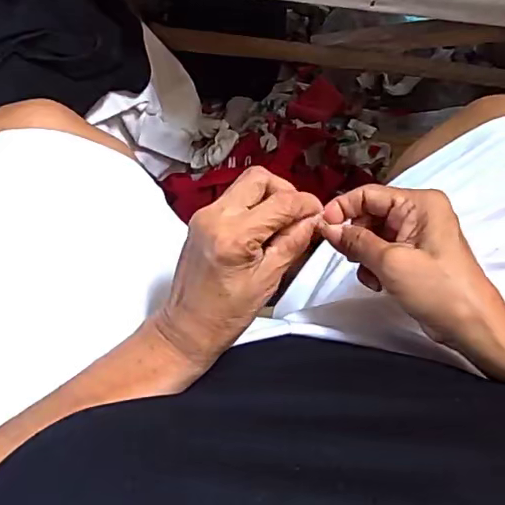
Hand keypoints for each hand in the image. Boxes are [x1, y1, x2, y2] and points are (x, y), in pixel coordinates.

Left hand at [151, 167, 322, 368]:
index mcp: (233, 235)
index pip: (281, 201)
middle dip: (285, 191)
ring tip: (281, 224)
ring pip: (245, 184)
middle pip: (259, 178)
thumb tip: (311, 220)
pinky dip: (252, 205)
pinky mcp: (200, 219)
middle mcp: (214, 217)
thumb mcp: (269, 279)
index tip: (316, 214)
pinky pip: (233, 198)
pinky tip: (263, 229)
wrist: (188, 326)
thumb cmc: (222, 314)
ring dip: (268, 196)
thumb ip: (293, 242)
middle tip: (298, 214)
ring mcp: (203, 215)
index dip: (306, 204)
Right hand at [315, 185, 504, 348]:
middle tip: (345, 254)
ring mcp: (418, 235)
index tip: (324, 226)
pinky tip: (379, 282)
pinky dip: (374, 265)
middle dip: (355, 236)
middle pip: (370, 213)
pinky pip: (382, 251)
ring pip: (373, 234)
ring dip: (364, 255)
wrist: (473, 327)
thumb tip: (329, 228)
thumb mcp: (391, 263)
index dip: (343, 208)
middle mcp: (421, 213)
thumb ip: (356, 241)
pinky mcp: (415, 255)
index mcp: (421, 204)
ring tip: (371, 274)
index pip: (370, 194)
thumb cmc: (444, 291)